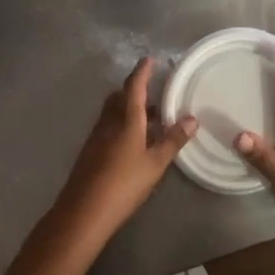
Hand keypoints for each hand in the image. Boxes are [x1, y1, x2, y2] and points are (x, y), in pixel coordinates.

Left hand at [56, 58, 197, 233]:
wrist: (82, 214)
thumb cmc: (123, 184)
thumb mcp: (155, 163)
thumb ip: (173, 140)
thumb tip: (192, 119)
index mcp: (126, 119)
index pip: (134, 87)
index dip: (141, 72)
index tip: (148, 60)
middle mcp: (108, 123)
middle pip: (119, 97)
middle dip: (133, 90)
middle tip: (152, 92)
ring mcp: (96, 138)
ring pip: (112, 113)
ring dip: (128, 109)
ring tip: (148, 119)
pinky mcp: (89, 154)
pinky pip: (107, 128)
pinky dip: (120, 125)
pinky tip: (132, 143)